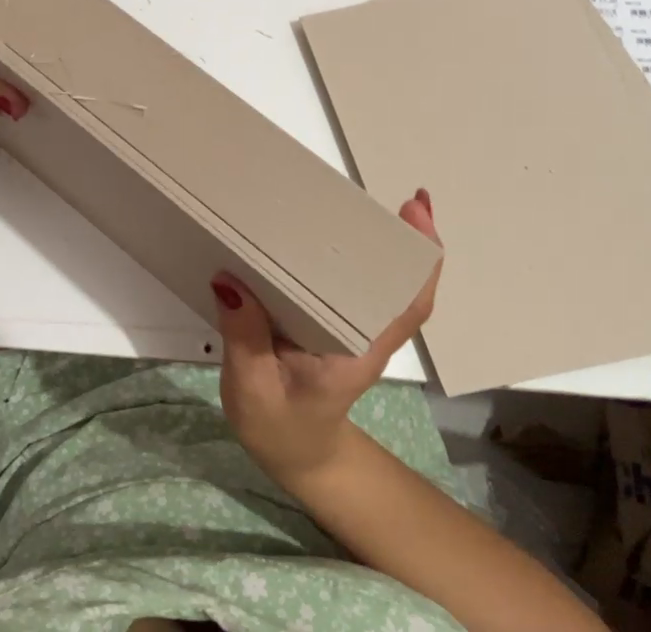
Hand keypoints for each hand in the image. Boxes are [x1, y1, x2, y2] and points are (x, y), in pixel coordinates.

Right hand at [215, 189, 440, 485]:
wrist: (295, 454)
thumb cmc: (279, 426)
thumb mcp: (252, 386)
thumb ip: (245, 335)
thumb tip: (230, 280)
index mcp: (355, 350)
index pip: (405, 305)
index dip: (420, 261)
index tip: (417, 213)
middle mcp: (361, 334)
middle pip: (397, 283)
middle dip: (403, 238)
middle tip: (395, 195)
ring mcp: (348, 329)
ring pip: (372, 282)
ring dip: (375, 243)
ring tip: (356, 200)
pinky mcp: (327, 323)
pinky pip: (344, 287)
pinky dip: (342, 257)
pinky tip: (318, 234)